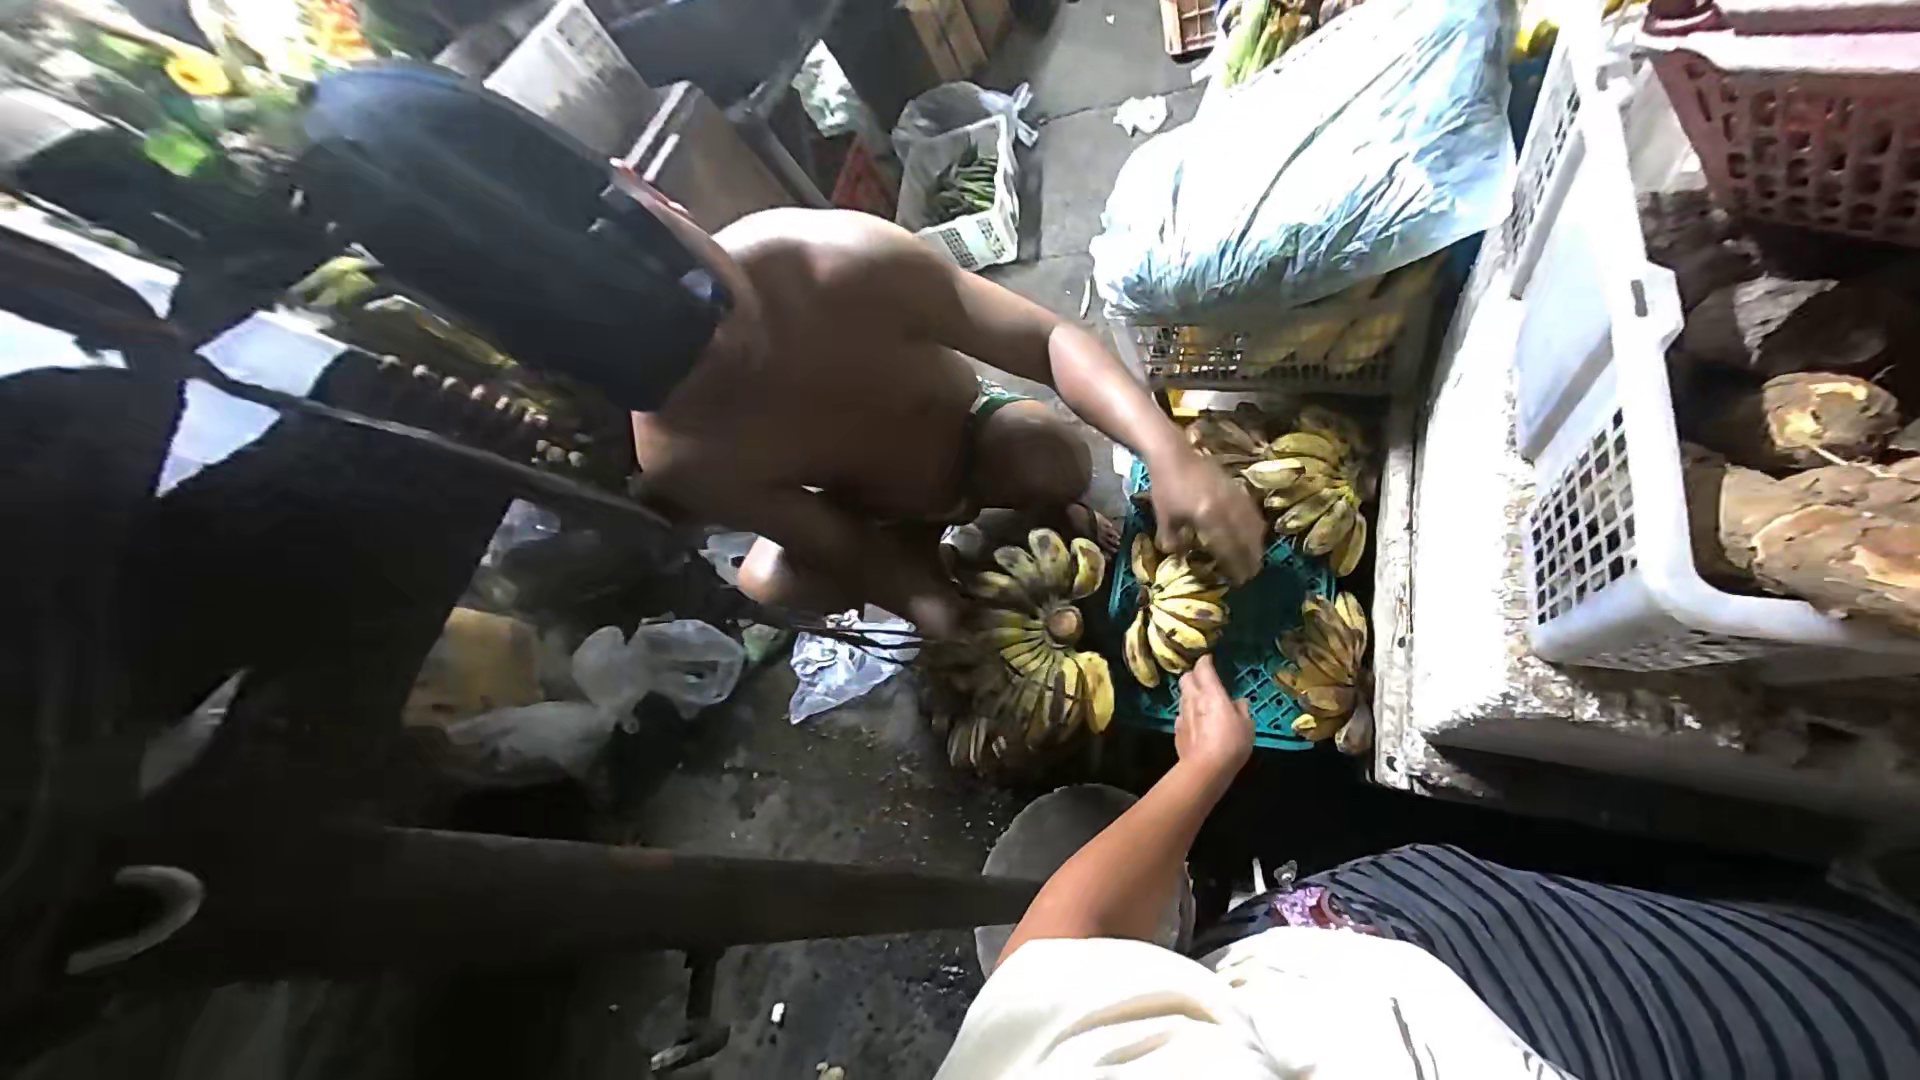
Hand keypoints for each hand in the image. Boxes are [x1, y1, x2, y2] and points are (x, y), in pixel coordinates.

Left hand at [1150, 449, 1266, 583]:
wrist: (1174, 454)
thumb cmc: (1165, 487)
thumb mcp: (1165, 518)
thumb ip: (1172, 541)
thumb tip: (1181, 559)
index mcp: (1208, 517)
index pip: (1227, 548)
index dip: (1234, 566)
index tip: (1238, 580)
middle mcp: (1227, 508)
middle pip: (1246, 539)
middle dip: (1250, 559)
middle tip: (1251, 574)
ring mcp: (1236, 496)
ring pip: (1254, 526)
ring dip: (1256, 545)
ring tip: (1255, 559)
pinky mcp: (1238, 488)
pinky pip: (1253, 512)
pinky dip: (1256, 527)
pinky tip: (1253, 535)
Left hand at [1174, 655, 1253, 780]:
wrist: (1205, 767)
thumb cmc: (1231, 742)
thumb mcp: (1247, 725)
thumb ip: (1242, 709)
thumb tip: (1238, 701)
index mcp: (1210, 692)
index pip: (1202, 667)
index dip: (1205, 661)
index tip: (1210, 660)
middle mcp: (1192, 698)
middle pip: (1186, 678)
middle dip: (1193, 675)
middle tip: (1205, 680)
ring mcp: (1181, 713)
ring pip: (1182, 695)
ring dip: (1190, 695)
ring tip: (1202, 702)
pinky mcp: (1176, 729)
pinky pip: (1181, 714)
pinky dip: (1188, 713)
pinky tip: (1196, 722)